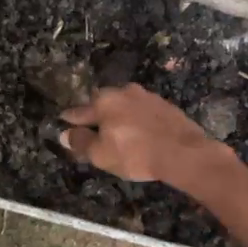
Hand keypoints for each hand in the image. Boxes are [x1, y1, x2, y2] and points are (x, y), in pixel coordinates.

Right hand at [59, 83, 226, 185]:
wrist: (184, 152)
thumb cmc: (135, 154)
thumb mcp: (101, 154)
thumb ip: (81, 142)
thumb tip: (65, 134)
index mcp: (104, 101)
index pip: (80, 111)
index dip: (71, 119)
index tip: (64, 119)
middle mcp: (124, 92)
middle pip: (103, 102)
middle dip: (96, 113)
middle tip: (93, 126)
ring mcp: (146, 96)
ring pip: (124, 104)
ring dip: (119, 115)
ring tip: (117, 129)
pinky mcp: (165, 105)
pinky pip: (142, 110)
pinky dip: (136, 119)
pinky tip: (139, 130)